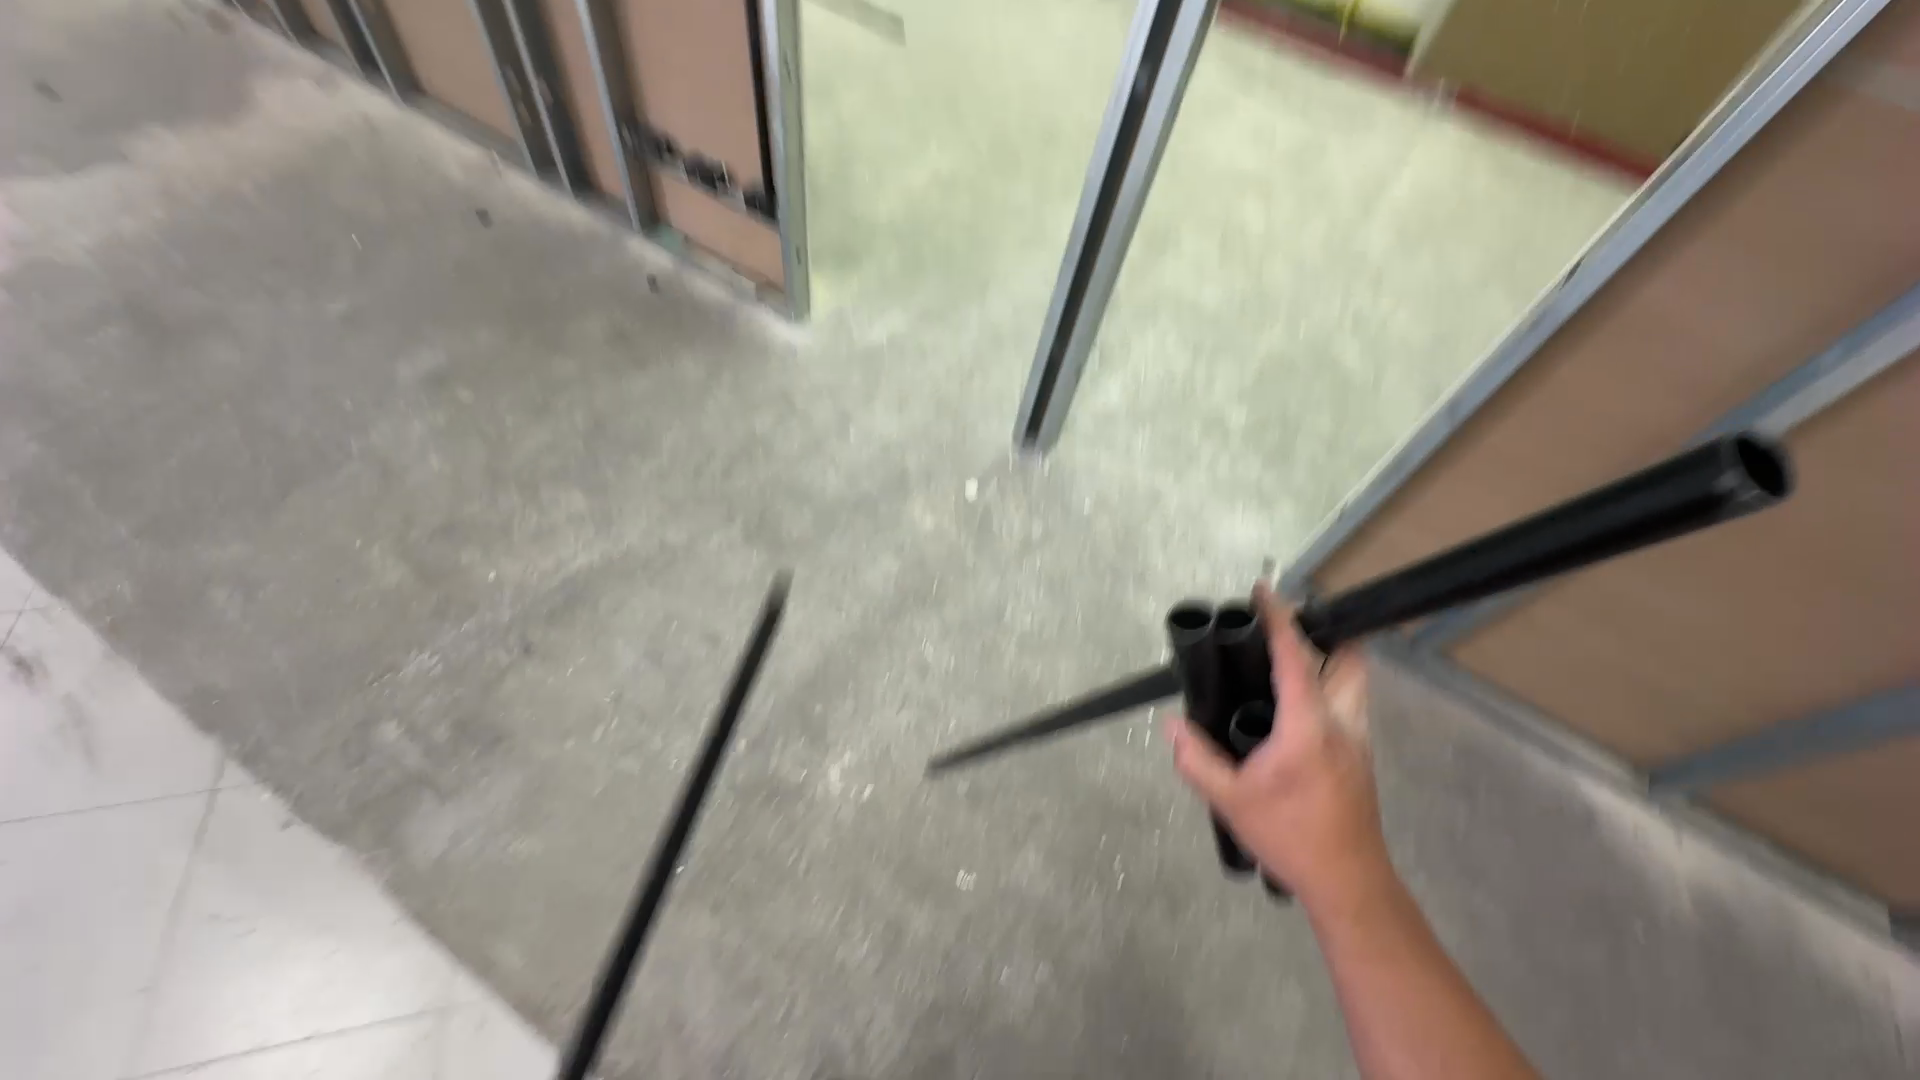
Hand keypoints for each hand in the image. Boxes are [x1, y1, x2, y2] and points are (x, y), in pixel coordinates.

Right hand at [1164, 581, 1390, 909]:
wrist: (1347, 881)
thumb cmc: (1289, 836)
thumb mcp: (1230, 800)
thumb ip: (1196, 759)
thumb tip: (1170, 725)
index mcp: (1309, 724)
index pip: (1295, 656)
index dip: (1279, 618)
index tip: (1264, 591)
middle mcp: (1342, 721)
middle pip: (1350, 658)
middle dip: (1326, 631)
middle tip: (1285, 630)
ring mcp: (1359, 739)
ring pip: (1356, 680)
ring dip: (1331, 659)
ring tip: (1288, 662)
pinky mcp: (1362, 756)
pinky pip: (1350, 703)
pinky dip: (1329, 686)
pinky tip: (1296, 708)